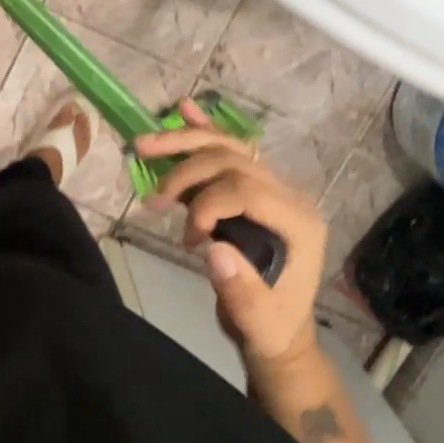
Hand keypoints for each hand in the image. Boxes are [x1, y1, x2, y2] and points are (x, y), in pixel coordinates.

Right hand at [134, 99, 327, 366]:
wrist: (278, 332)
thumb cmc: (269, 327)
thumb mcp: (257, 320)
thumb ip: (241, 289)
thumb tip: (213, 251)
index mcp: (298, 222)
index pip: (247, 189)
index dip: (208, 203)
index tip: (190, 238)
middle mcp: (290, 196)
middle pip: (233, 160)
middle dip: (187, 171)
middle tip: (155, 196)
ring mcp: (274, 188)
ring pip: (227, 148)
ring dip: (185, 142)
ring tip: (145, 143)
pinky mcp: (254, 188)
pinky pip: (229, 151)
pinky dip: (204, 133)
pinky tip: (184, 110)